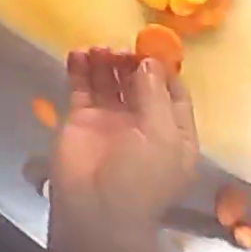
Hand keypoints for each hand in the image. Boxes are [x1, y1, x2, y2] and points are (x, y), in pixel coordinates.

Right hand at [52, 48, 198, 241]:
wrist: (96, 203)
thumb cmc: (141, 175)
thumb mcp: (162, 137)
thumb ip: (154, 97)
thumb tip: (148, 62)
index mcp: (173, 131)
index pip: (172, 94)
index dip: (163, 71)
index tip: (151, 49)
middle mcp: (142, 122)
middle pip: (138, 84)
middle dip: (130, 64)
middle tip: (119, 49)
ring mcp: (109, 119)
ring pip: (108, 83)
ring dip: (104, 64)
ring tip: (97, 48)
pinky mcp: (80, 117)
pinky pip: (81, 88)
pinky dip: (79, 71)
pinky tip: (77, 55)